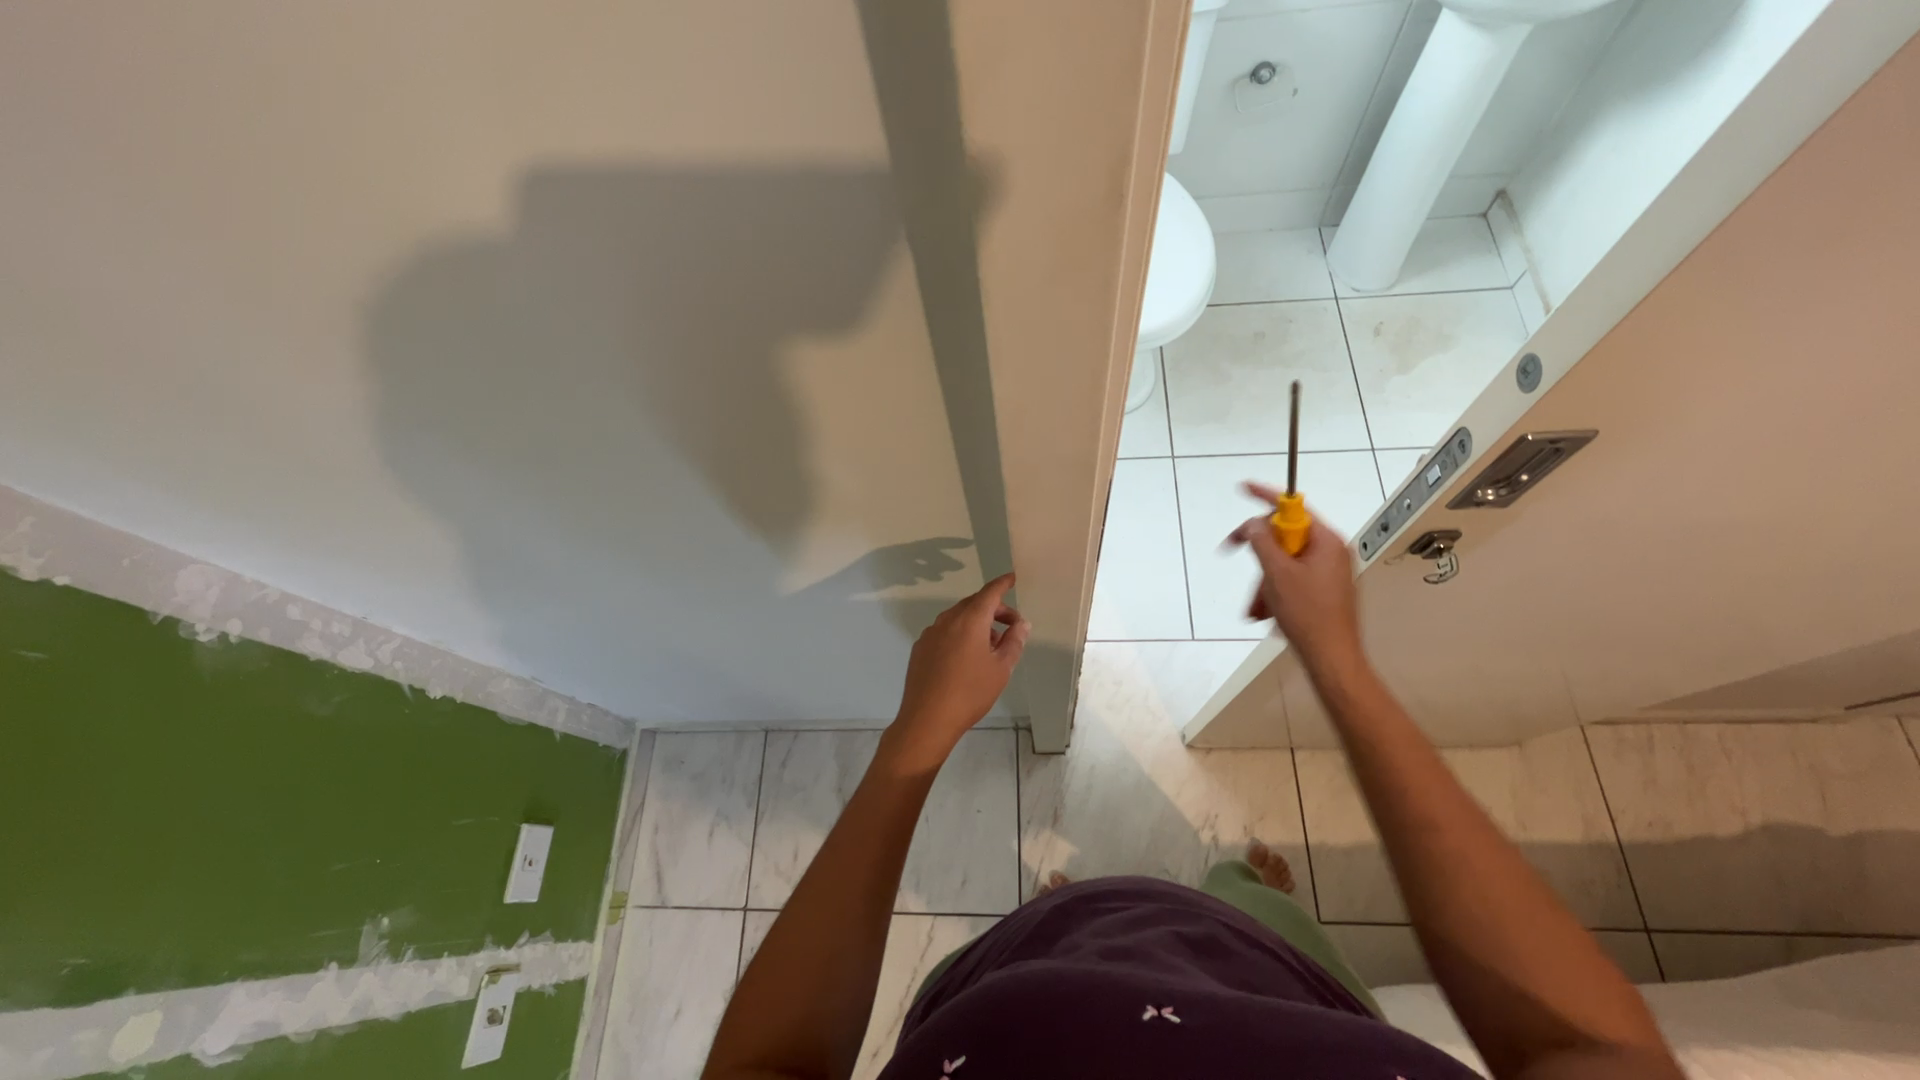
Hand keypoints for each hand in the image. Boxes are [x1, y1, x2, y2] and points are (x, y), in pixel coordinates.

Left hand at [884, 573, 1028, 773]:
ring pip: (958, 618)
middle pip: (974, 604)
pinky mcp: (920, 649)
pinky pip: (945, 632)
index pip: (990, 593)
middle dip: (994, 609)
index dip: (1003, 584)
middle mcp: (947, 620)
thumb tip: (1021, 624)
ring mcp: (930, 634)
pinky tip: (966, 658)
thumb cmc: (970, 693)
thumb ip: (1013, 642)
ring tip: (991, 647)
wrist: (928, 718)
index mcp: (970, 620)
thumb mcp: (1001, 669)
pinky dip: (960, 634)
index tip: (1012, 578)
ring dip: (977, 624)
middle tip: (1011, 626)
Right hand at [1225, 483, 1363, 668]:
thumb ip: (1262, 543)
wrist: (1331, 657)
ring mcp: (1329, 572)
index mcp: (1326, 541)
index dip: (1265, 497)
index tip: (1243, 487)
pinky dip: (1275, 592)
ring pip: (1285, 563)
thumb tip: (1253, 524)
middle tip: (1243, 569)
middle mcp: (1331, 551)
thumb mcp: (1277, 574)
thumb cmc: (1307, 614)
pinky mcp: (1325, 590)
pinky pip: (1292, 580)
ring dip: (1264, 582)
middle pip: (1285, 538)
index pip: (1293, 507)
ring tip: (1257, 606)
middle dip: (1261, 558)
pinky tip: (1266, 613)